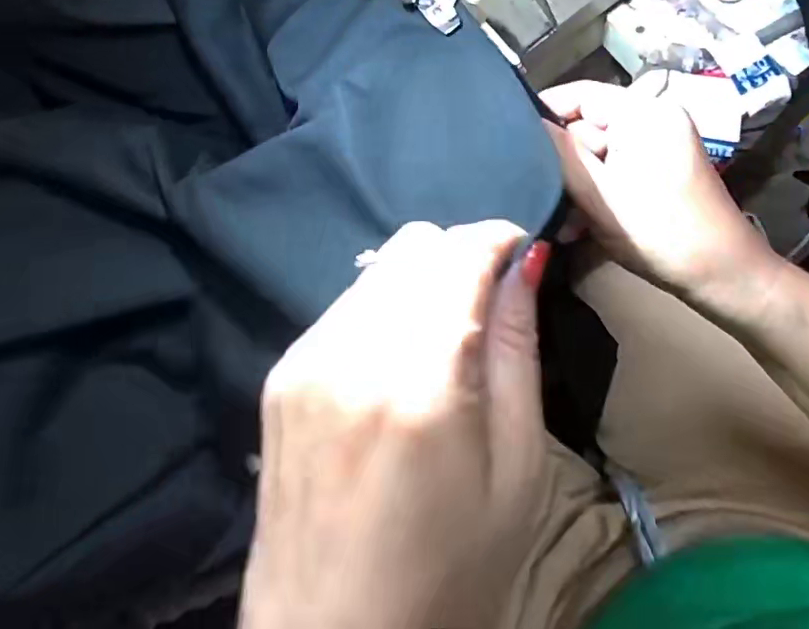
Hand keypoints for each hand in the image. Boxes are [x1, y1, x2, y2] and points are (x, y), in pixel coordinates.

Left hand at [241, 222, 550, 628]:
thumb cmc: (451, 569)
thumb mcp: (516, 466)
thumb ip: (517, 347)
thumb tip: (525, 260)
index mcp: (420, 380)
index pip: (460, 252)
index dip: (499, 238)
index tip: (522, 255)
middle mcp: (353, 351)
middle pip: (416, 244)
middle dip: (461, 256)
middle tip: (488, 304)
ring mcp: (307, 357)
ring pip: (380, 265)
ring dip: (422, 279)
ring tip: (444, 337)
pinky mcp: (283, 371)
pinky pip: (348, 302)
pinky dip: (385, 307)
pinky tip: (397, 361)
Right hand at [541, 81, 774, 306]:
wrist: (724, 277)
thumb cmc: (660, 234)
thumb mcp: (598, 194)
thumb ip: (559, 152)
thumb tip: (528, 122)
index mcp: (644, 112)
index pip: (579, 93)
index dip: (544, 115)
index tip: (514, 144)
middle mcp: (655, 116)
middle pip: (588, 125)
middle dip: (566, 164)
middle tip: (553, 202)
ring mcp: (662, 141)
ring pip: (599, 152)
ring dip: (580, 185)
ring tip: (571, 222)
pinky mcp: (664, 165)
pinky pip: (618, 166)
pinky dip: (601, 190)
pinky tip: (587, 222)